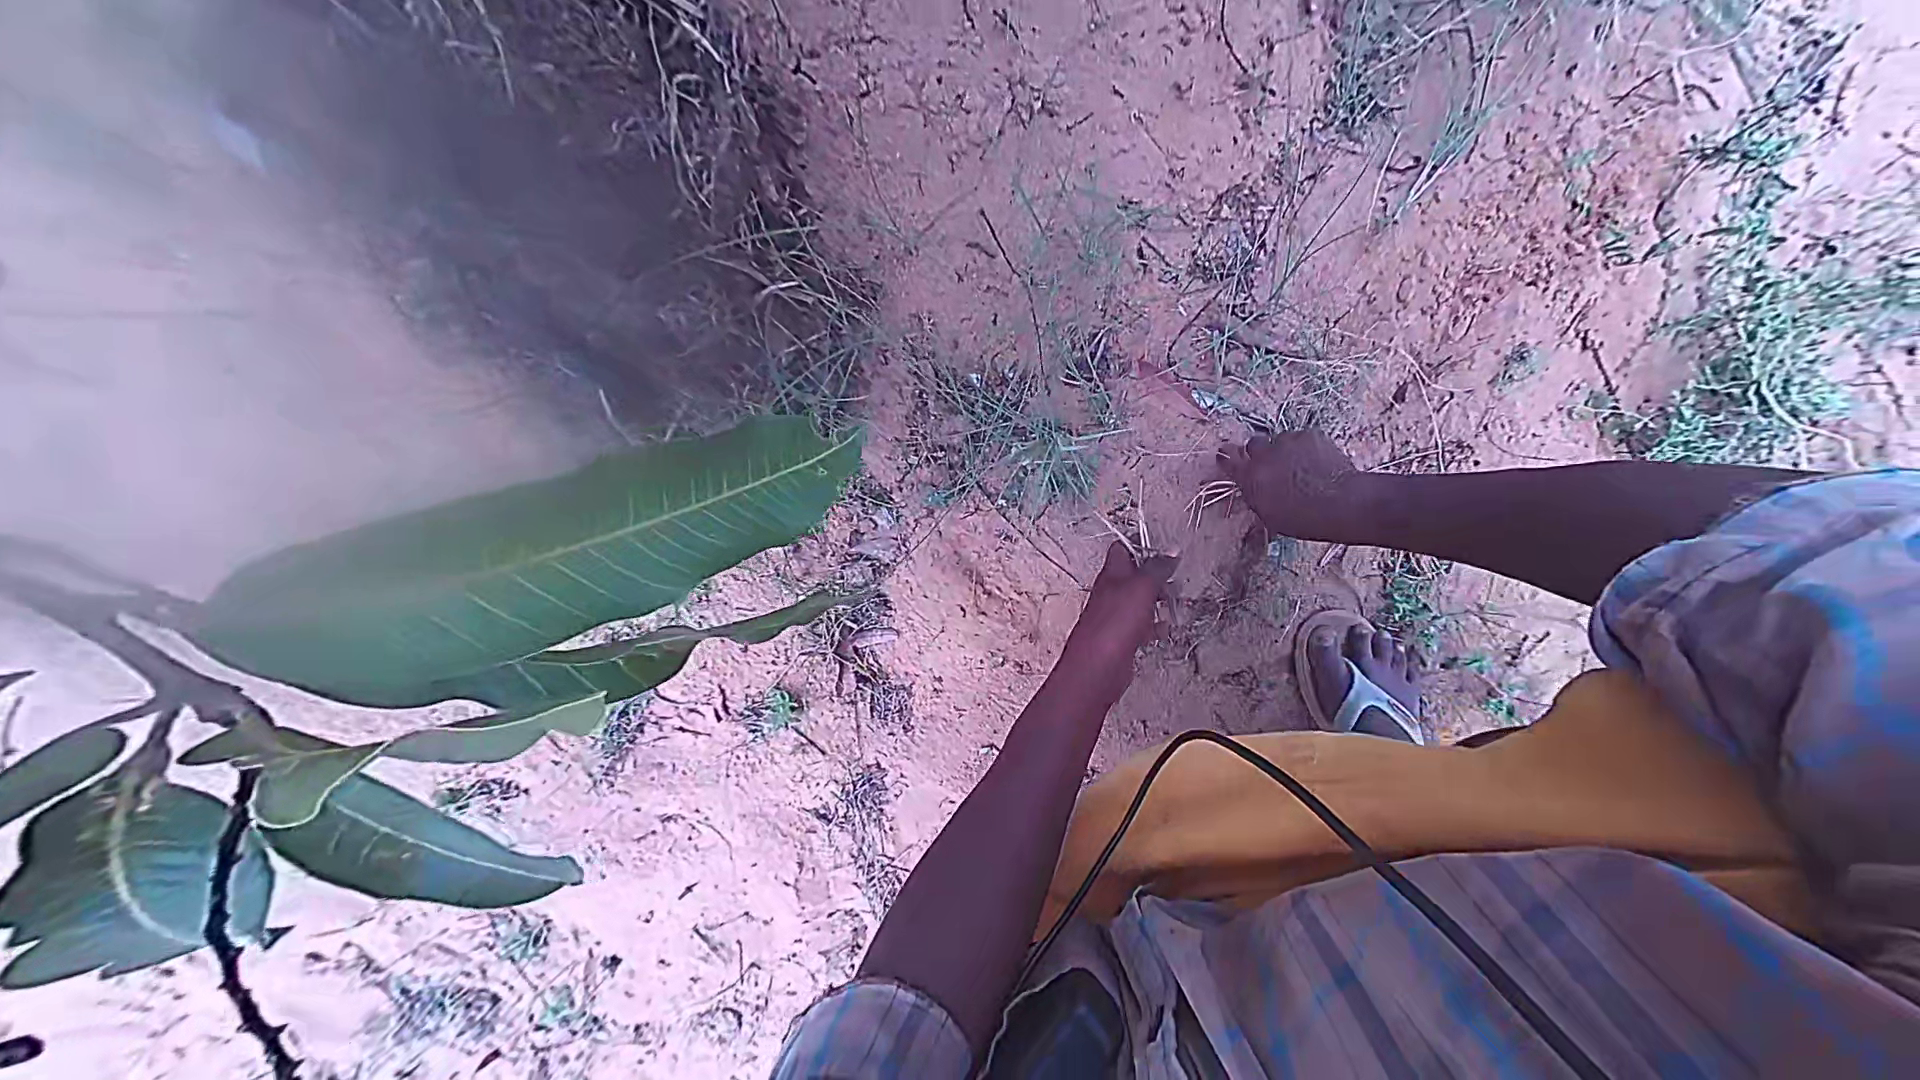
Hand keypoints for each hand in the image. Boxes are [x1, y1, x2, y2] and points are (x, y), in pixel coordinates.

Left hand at [1058, 542, 1177, 697]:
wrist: (1099, 665)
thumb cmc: (1114, 623)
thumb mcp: (1142, 587)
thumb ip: (1157, 568)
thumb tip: (1169, 552)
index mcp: (1112, 574)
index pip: (1122, 548)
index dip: (1140, 543)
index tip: (1162, 546)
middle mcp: (1110, 592)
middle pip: (1133, 575)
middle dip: (1155, 575)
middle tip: (1173, 577)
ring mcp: (1114, 615)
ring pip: (1139, 600)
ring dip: (1157, 600)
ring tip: (1174, 601)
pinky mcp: (1121, 637)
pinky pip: (1140, 625)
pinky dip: (1154, 625)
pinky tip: (1164, 629)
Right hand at [1218, 430, 1378, 541]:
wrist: (1341, 503)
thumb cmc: (1303, 518)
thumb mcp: (1269, 515)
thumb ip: (1256, 495)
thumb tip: (1253, 491)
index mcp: (1250, 477)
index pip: (1227, 459)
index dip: (1227, 457)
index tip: (1227, 457)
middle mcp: (1264, 455)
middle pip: (1253, 444)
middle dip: (1260, 452)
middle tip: (1271, 464)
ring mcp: (1287, 442)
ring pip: (1280, 440)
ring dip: (1285, 449)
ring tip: (1300, 464)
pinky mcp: (1310, 435)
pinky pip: (1302, 437)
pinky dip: (1307, 446)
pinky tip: (1317, 460)